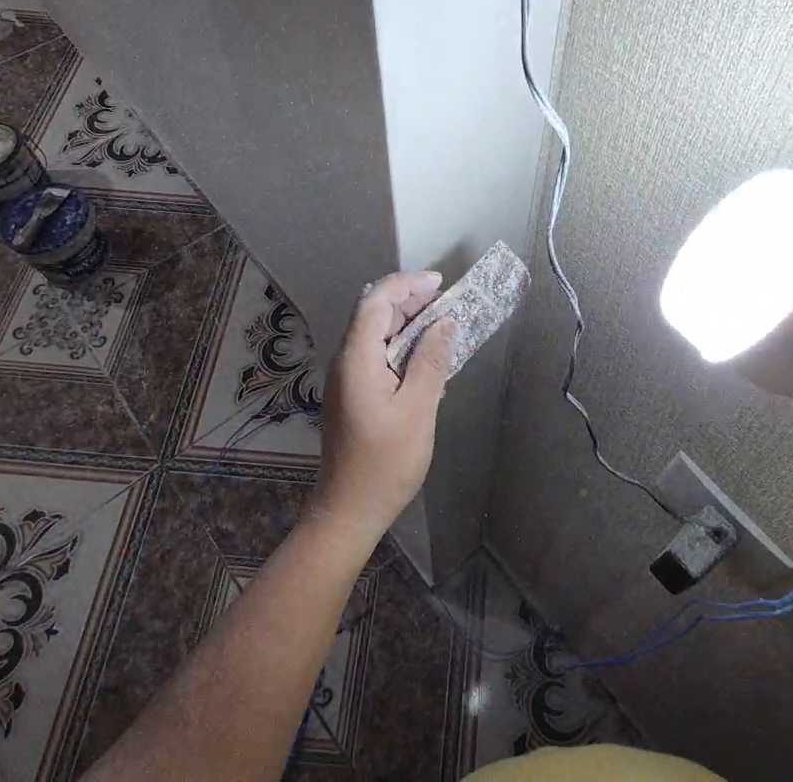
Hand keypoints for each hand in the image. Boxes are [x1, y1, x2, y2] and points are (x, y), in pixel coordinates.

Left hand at [309, 270, 458, 537]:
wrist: (349, 510)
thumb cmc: (385, 463)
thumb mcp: (417, 410)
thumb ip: (431, 362)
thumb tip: (445, 323)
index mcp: (357, 359)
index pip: (376, 301)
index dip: (406, 284)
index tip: (440, 282)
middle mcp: (346, 361)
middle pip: (373, 313)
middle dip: (408, 299)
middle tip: (446, 301)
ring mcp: (347, 379)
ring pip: (375, 334)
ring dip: (407, 323)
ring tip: (442, 324)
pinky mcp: (354, 395)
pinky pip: (376, 355)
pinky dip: (401, 346)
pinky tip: (425, 358)